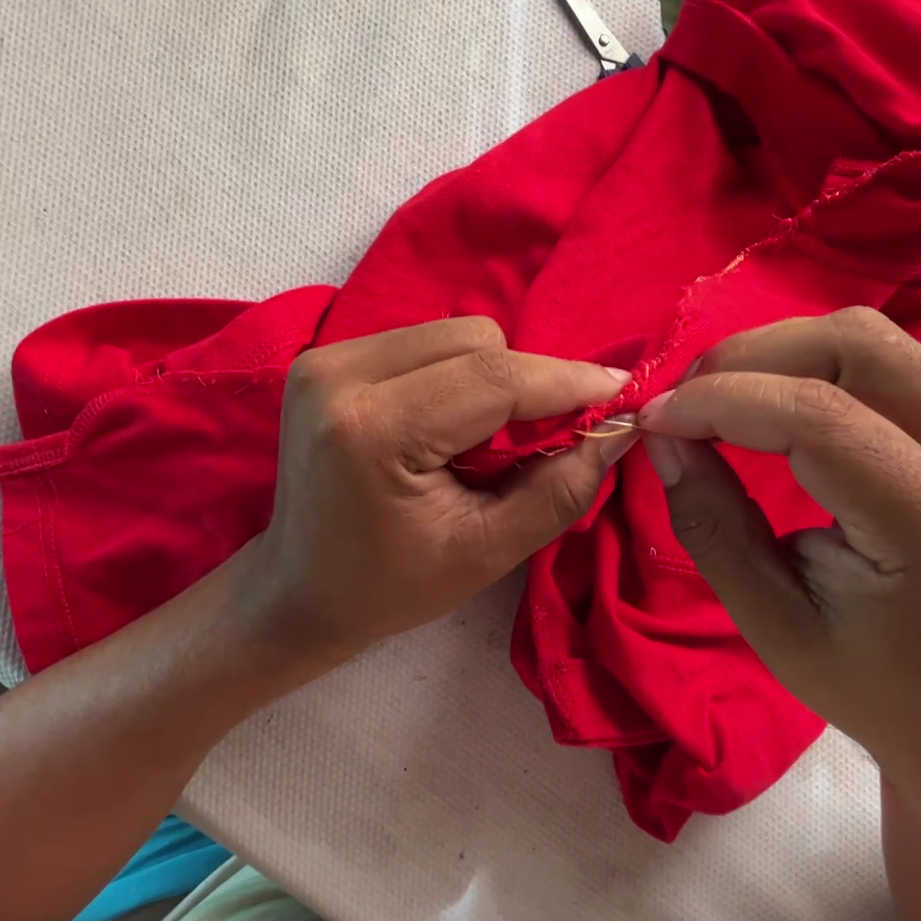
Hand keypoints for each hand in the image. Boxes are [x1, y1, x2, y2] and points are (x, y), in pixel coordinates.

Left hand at [248, 318, 634, 659]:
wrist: (297, 589)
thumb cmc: (387, 586)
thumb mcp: (484, 553)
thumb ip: (559, 489)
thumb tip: (620, 427)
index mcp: (371, 429)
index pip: (493, 377)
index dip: (567, 381)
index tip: (623, 392)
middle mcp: (339, 374)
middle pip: (475, 339)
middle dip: (524, 383)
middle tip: (536, 441)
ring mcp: (323, 358)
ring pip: (451, 332)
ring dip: (488, 377)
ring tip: (479, 441)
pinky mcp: (322, 357)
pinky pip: (420, 341)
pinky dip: (452, 373)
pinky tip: (443, 425)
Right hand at [635, 308, 920, 818]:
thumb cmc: (868, 687)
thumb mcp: (768, 621)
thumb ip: (711, 522)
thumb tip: (662, 437)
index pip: (821, 417)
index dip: (722, 401)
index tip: (654, 418)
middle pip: (859, 345)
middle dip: (750, 357)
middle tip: (685, 401)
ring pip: (873, 339)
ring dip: (777, 354)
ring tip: (717, 399)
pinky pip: (886, 364)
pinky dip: (808, 368)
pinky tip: (766, 405)